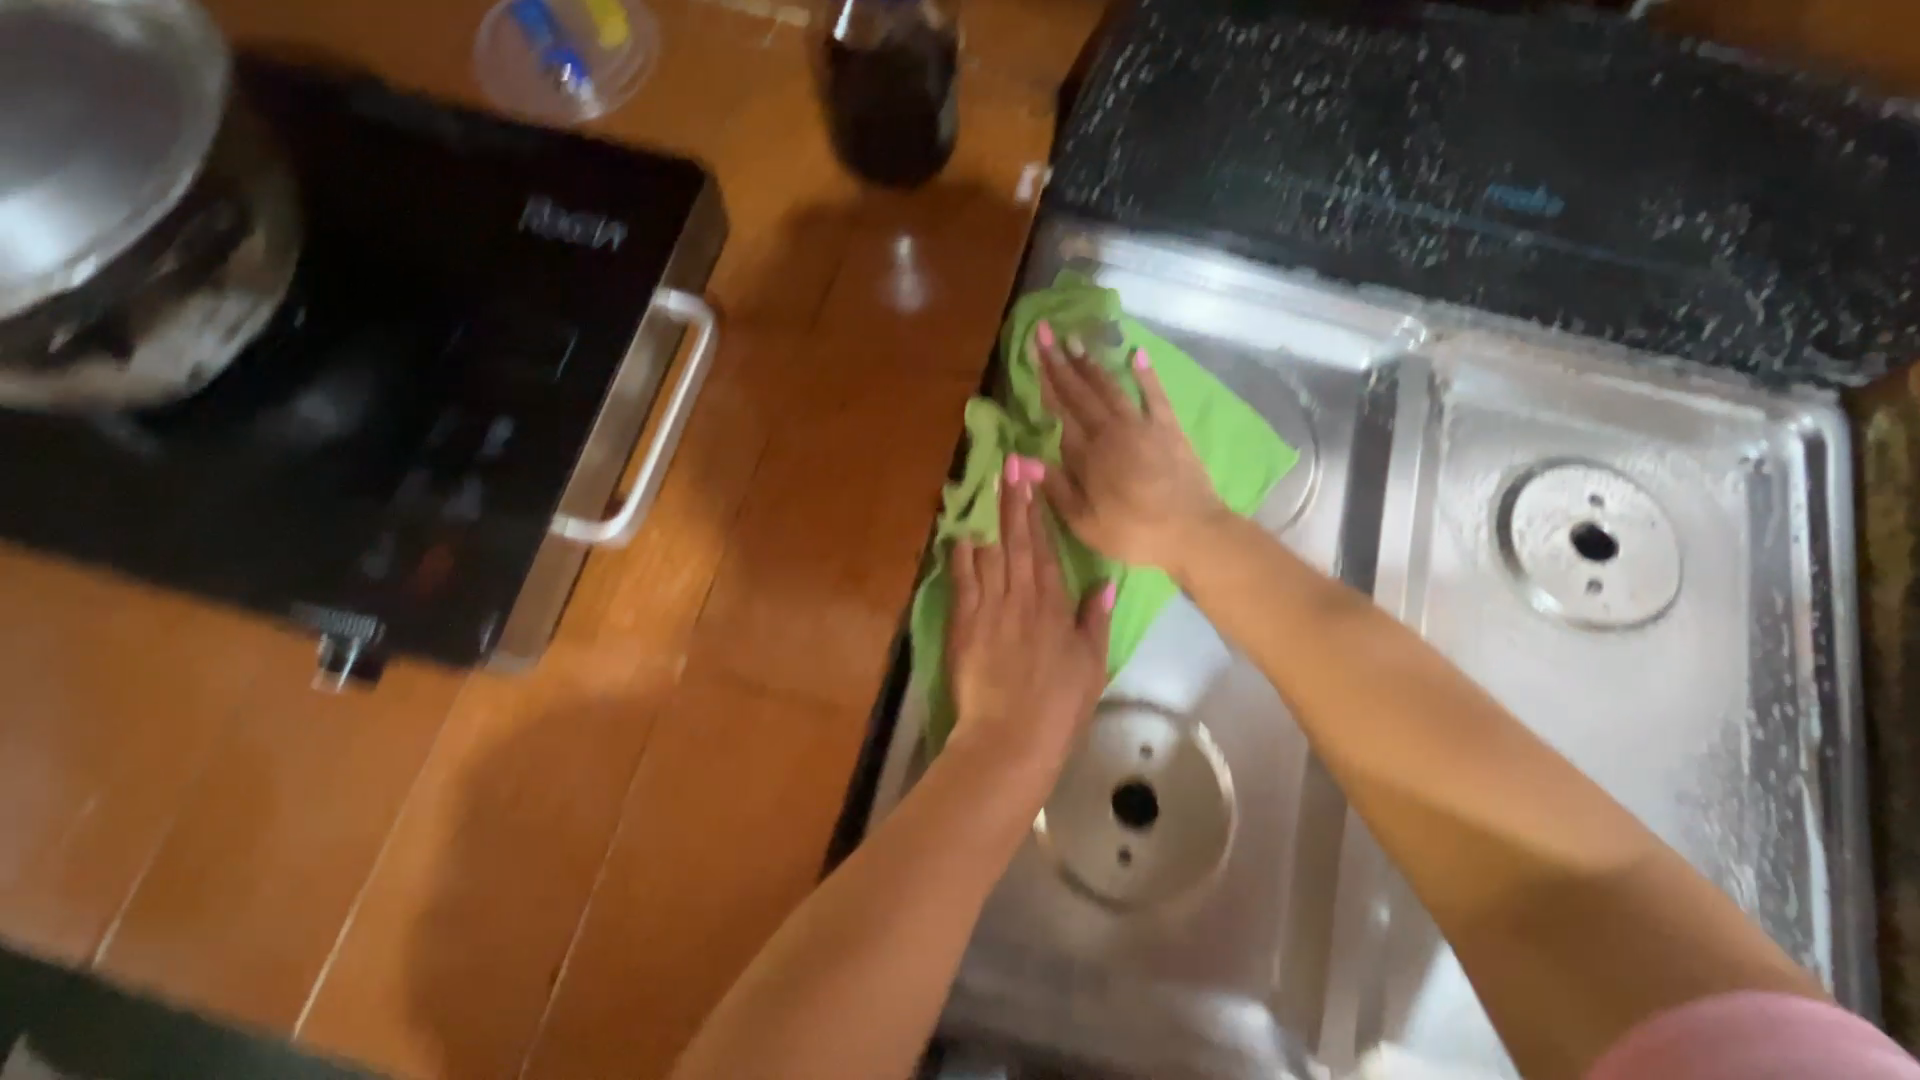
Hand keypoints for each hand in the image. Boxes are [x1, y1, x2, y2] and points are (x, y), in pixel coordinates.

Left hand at [947, 455, 1112, 764]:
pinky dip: (961, 555)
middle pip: (1016, 541)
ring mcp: (989, 608)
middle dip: (1012, 502)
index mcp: (1053, 604)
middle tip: (1008, 465)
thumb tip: (1103, 581)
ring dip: (988, 519)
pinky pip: (962, 581)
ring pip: (989, 553)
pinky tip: (960, 532)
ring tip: (986, 486)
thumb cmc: (1060, 705)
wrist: (1013, 736)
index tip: (1033, 481)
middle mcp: (1020, 597)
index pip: (1044, 548)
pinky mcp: (963, 625)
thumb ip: (1094, 618)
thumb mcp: (1091, 663)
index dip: (1038, 512)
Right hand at [1036, 322, 1225, 572]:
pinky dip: (1146, 375)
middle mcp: (1112, 431)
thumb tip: (1022, 458)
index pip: (1060, 410)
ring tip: (1075, 340)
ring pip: (1111, 388)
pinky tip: (1138, 354)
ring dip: (1092, 364)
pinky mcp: (1169, 429)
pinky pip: (1154, 395)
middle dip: (1061, 361)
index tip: (1033, 352)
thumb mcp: (1085, 523)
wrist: (1192, 532)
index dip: (1045, 381)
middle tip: (1045, 331)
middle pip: (1081, 392)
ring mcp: (1143, 426)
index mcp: (1089, 454)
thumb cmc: (1134, 534)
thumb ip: (1055, 488)